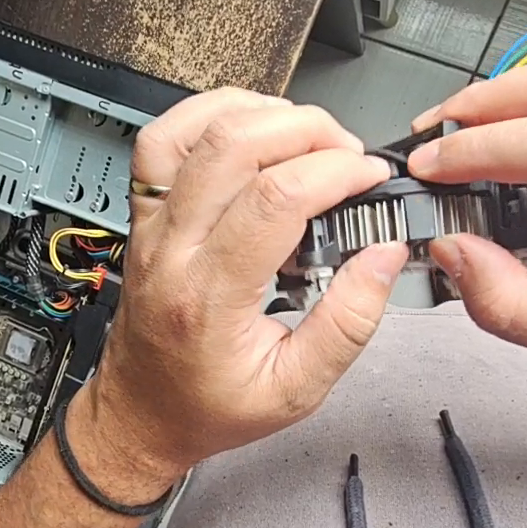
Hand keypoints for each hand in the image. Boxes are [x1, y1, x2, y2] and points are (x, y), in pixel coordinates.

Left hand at [74, 89, 408, 487]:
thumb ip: (349, 322)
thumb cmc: (206, 406)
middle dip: (307, 130)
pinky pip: (160, 143)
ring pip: (191, 131)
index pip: (274, 199)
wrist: (142, 413)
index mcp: (210, 298)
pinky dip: (208, 117)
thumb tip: (383, 256)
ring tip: (302, 137)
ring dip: (258, 114)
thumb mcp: (295, 388)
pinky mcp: (144, 218)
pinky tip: (248, 129)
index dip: (335, 172)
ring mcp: (150, 229)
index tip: (368, 179)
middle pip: (232, 147)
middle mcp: (171, 252)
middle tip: (344, 154)